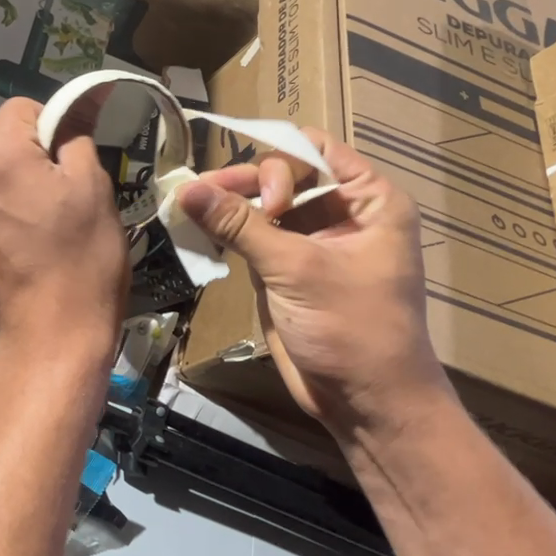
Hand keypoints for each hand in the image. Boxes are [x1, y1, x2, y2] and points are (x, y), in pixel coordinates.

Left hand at [0, 97, 129, 365]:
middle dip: (34, 160)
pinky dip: (1, 220)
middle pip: (3, 146)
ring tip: (45, 230)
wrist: (50, 340)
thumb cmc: (81, 260)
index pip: (21, 109)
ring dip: (15, 191)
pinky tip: (25, 251)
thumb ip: (76, 136)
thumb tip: (79, 103)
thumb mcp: (93, 188)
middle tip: (66, 199)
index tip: (74, 159)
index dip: (53, 124)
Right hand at [175, 128, 450, 433]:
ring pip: (262, 204)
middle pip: (283, 174)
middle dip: (243, 182)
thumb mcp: (296, 270)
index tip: (237, 171)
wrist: (366, 404)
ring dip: (227, 204)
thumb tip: (187, 188)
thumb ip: (240, 225)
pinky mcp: (286, 269)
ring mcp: (312, 242)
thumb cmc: (353, 329)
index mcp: (368, 202)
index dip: (276, 152)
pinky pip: (251, 236)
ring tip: (190, 209)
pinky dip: (225, 231)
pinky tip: (196, 230)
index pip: (317, 150)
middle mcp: (341, 213)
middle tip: (203, 195)